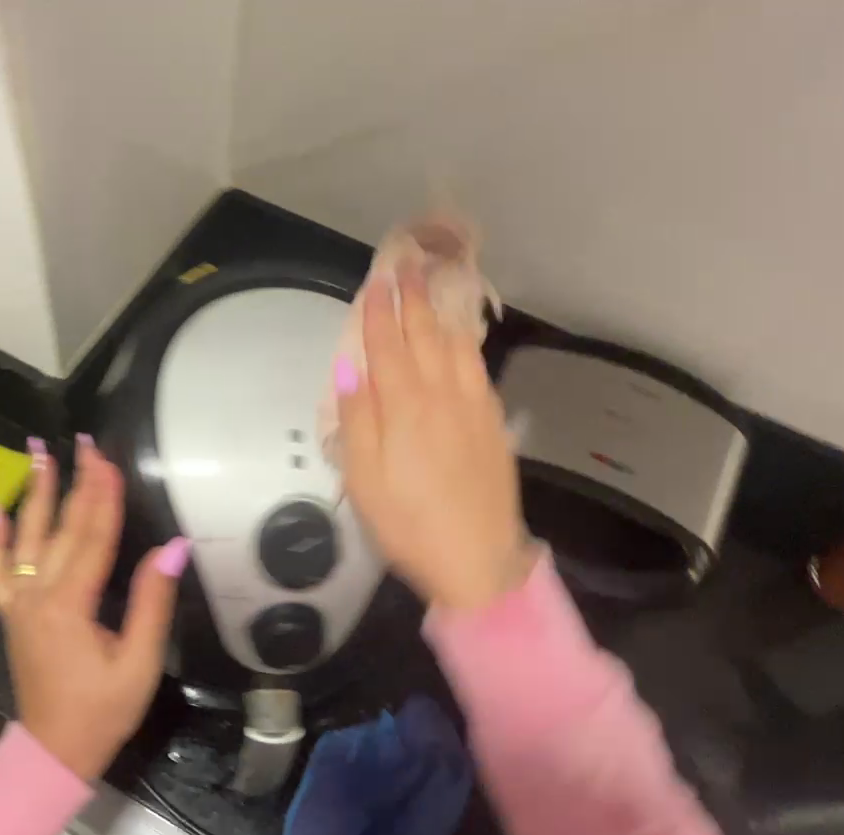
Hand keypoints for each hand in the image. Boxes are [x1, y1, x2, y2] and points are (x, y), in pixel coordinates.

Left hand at [0, 436, 191, 779]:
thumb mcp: (139, 663)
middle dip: (74, 483)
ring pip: (25, 540)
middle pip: (61, 529)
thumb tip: (174, 548)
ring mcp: (19, 605)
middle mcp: (38, 596)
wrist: (54, 751)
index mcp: (71, 605)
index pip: (93, 537)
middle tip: (81, 442)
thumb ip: (152, 603)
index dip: (104, 495)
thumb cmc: (104, 711)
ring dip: (32, 495)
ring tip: (35, 454)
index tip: (108, 456)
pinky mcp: (11, 617)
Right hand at [335, 260, 538, 610]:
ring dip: (442, 314)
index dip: (380, 312)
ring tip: (435, 287)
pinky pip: (478, 371)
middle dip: (414, 299)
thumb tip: (349, 369)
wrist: (477, 559)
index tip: (376, 281)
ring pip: (457, 348)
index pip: (388, 347)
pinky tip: (462, 341)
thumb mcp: (364, 480)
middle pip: (426, 337)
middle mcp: (442, 397)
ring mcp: (474, 409)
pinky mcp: (494, 426)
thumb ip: (357, 420)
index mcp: (405, 408)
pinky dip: (466, 346)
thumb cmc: (408, 525)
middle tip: (408, 265)